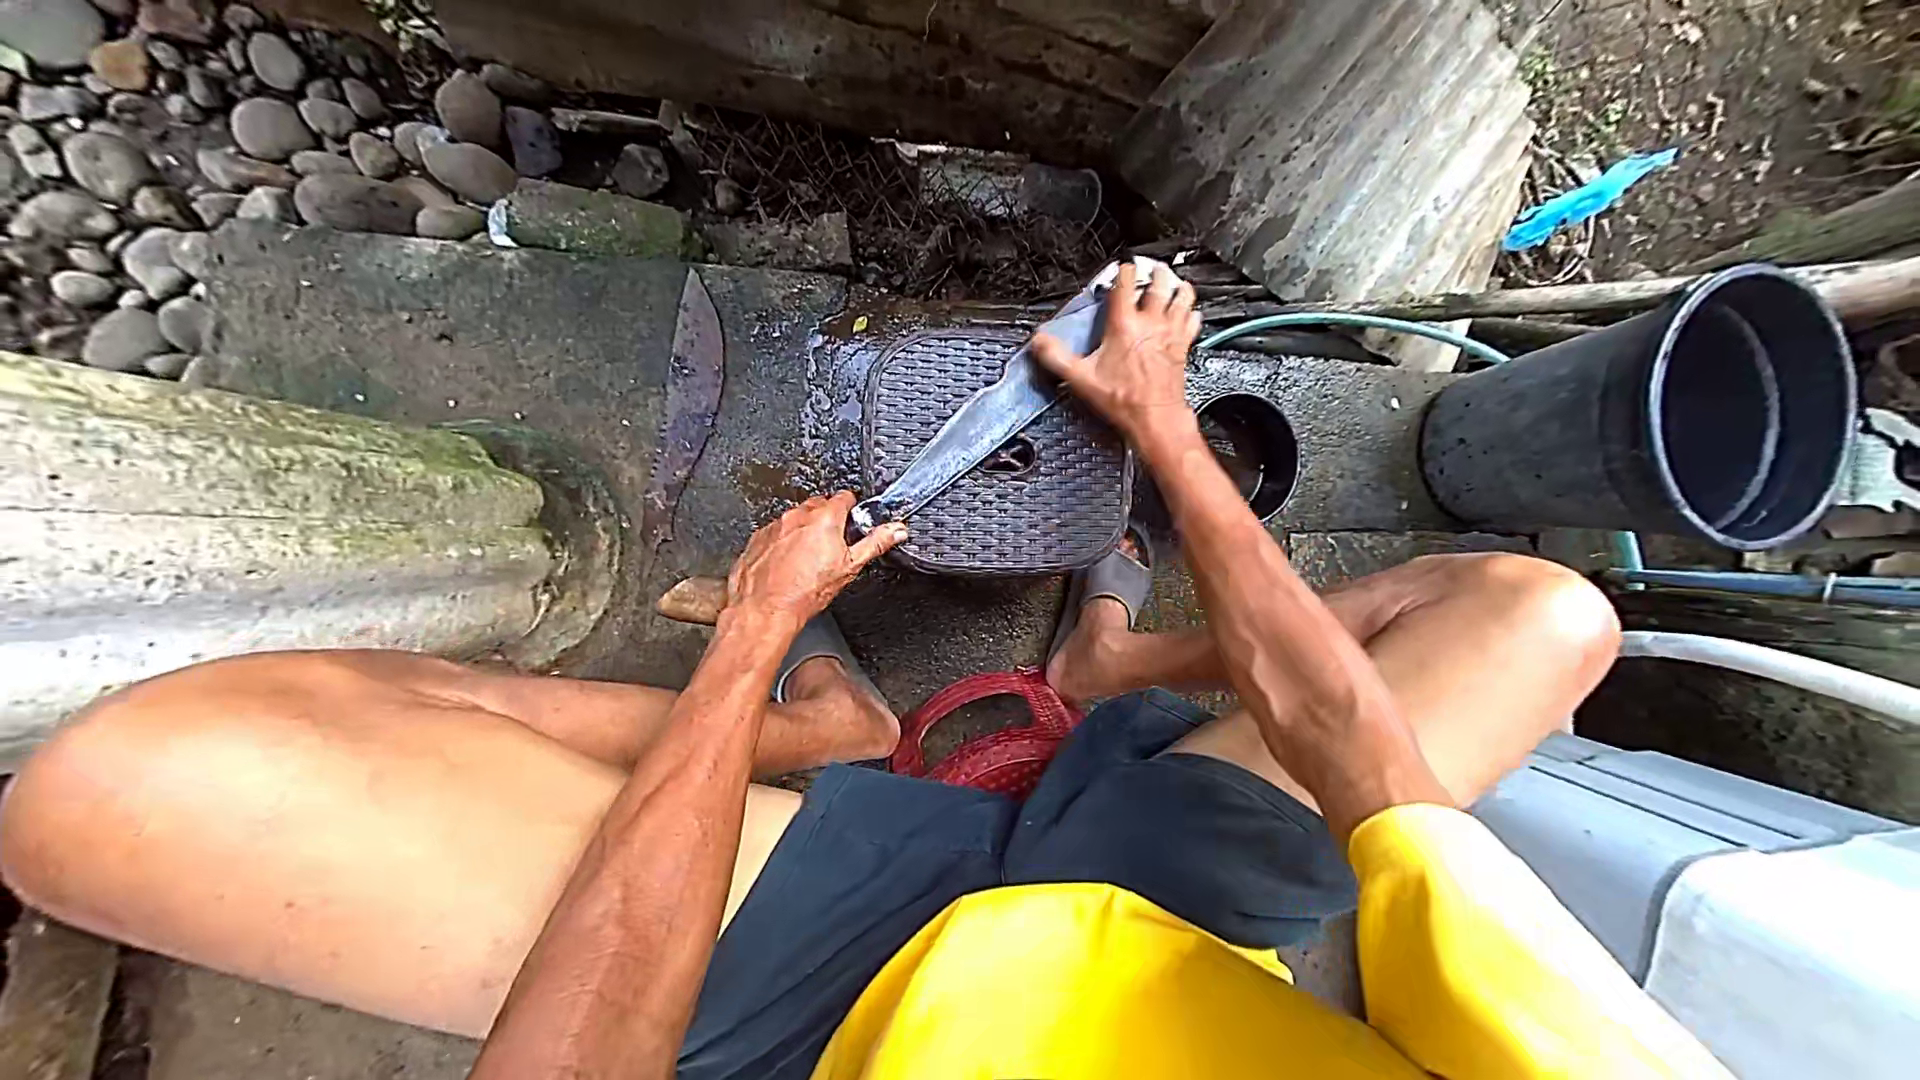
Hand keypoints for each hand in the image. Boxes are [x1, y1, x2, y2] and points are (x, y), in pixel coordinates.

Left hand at [725, 492, 906, 624]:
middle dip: (827, 520)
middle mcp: (797, 516)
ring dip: (803, 531)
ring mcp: (775, 526)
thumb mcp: (850, 567)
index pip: (844, 497)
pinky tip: (786, 564)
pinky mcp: (758, 538)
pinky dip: (782, 543)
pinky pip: (775, 533)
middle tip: (832, 544)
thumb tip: (896, 530)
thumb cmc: (805, 592)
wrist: (766, 609)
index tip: (852, 519)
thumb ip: (875, 543)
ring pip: (795, 519)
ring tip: (807, 559)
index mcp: (825, 518)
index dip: (852, 508)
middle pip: (819, 506)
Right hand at [1031, 262, 1201, 445]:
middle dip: (1155, 271)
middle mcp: (1151, 322)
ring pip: (1182, 294)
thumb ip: (1057, 357)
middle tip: (1150, 269)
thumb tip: (1039, 342)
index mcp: (1124, 324)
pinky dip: (1190, 310)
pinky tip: (1186, 312)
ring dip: (1177, 285)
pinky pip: (1193, 317)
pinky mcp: (1184, 344)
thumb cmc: (1124, 400)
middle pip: (1160, 281)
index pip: (1126, 282)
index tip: (1122, 268)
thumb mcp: (1081, 378)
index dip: (1123, 269)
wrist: (1154, 417)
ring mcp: (1171, 332)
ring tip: (1172, 282)